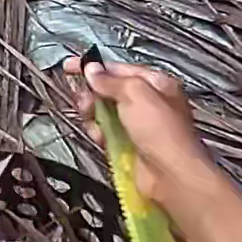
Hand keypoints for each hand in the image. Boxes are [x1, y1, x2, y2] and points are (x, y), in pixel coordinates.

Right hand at [62, 56, 223, 211]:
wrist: (168, 175)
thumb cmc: (163, 133)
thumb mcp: (135, 94)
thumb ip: (111, 80)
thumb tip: (93, 71)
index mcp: (155, 84)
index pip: (119, 69)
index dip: (94, 67)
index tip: (73, 67)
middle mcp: (147, 103)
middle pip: (109, 91)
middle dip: (92, 94)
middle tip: (84, 99)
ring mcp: (137, 125)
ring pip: (104, 112)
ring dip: (93, 115)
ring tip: (91, 119)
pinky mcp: (127, 144)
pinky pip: (105, 133)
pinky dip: (98, 133)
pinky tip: (99, 136)